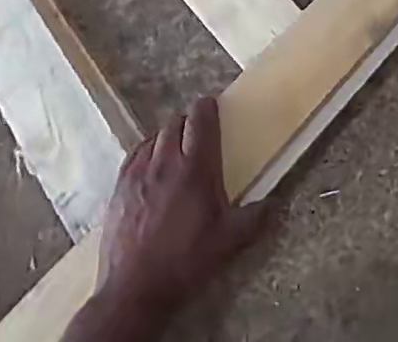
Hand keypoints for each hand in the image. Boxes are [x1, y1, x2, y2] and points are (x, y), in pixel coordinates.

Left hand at [93, 96, 271, 319]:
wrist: (133, 293)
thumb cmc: (186, 260)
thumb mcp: (231, 240)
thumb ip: (258, 216)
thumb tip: (279, 202)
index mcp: (196, 167)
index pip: (201, 118)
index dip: (207, 106)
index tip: (214, 105)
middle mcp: (166, 162)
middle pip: (175, 122)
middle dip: (189, 120)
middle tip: (199, 130)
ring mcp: (138, 175)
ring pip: (153, 136)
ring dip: (167, 135)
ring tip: (176, 146)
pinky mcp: (118, 190)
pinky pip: (133, 155)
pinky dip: (146, 151)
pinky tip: (151, 162)